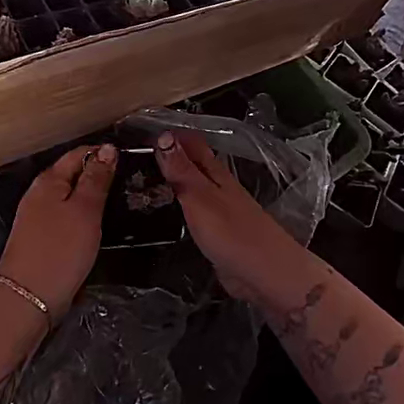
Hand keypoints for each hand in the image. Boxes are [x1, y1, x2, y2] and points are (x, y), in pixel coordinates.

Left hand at [0, 144, 115, 317]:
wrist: (28, 299)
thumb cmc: (60, 250)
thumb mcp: (86, 209)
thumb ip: (97, 178)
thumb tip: (107, 149)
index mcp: (49, 180)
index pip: (80, 153)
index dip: (104, 154)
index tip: (131, 161)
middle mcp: (40, 193)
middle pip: (75, 174)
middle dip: (101, 176)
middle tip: (131, 183)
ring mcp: (39, 217)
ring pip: (72, 197)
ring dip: (94, 198)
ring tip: (121, 202)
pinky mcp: (43, 238)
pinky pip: (69, 217)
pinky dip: (85, 217)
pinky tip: (100, 225)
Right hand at [155, 130, 298, 299]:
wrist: (263, 272)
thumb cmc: (232, 232)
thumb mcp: (200, 196)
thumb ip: (182, 170)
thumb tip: (163, 136)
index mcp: (216, 173)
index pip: (193, 145)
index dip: (172, 136)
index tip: (143, 131)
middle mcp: (220, 187)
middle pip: (195, 164)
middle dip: (173, 155)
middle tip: (140, 154)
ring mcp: (222, 210)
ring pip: (195, 187)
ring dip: (176, 180)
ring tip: (147, 179)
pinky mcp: (220, 233)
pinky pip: (197, 211)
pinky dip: (183, 205)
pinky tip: (171, 212)